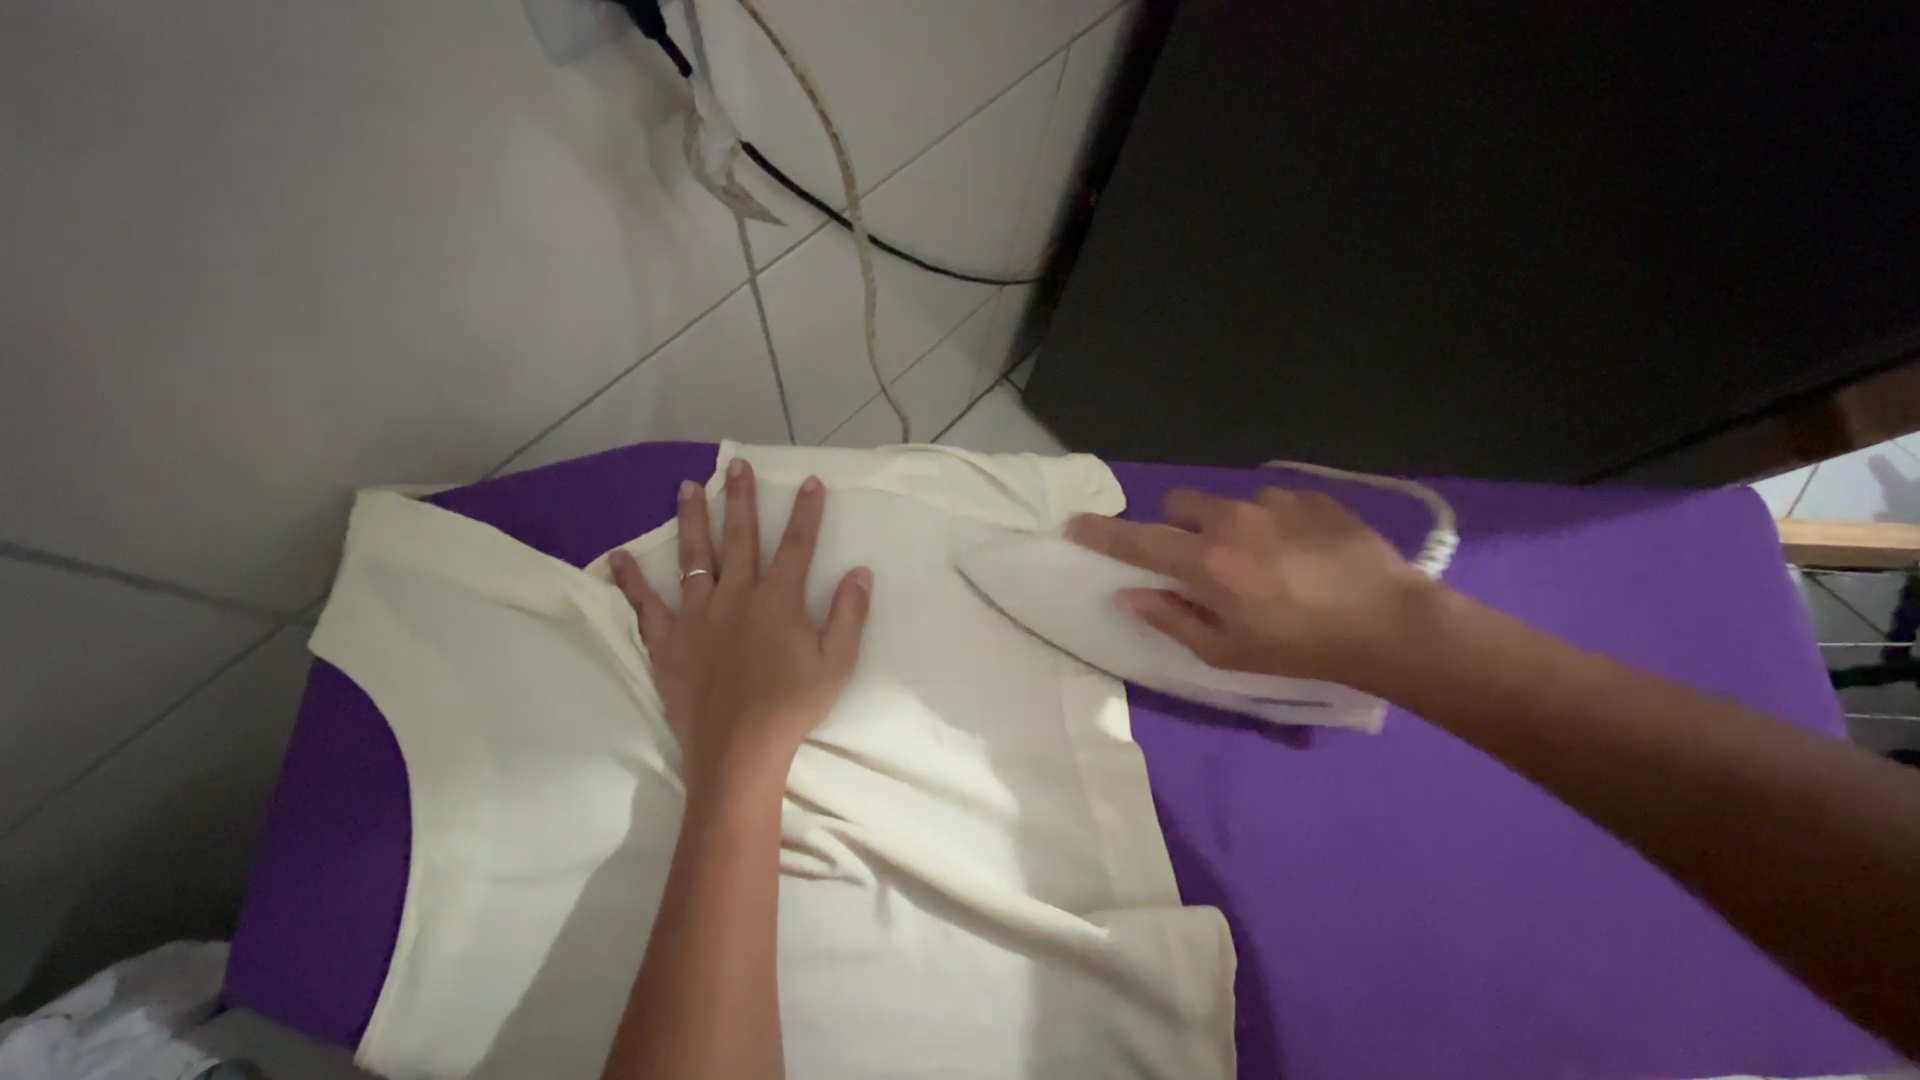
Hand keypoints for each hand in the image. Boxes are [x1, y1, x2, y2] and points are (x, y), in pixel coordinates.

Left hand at [611, 458, 872, 793]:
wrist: (740, 748)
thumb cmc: (793, 705)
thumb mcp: (838, 662)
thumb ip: (849, 614)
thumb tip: (860, 572)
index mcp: (778, 599)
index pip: (797, 545)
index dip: (806, 512)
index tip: (809, 481)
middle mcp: (736, 595)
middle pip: (740, 537)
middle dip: (740, 498)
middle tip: (735, 464)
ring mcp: (698, 615)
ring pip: (693, 556)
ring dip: (692, 519)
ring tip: (687, 486)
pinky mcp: (669, 640)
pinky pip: (646, 605)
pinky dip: (631, 581)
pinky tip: (618, 556)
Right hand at [1067, 487, 1437, 690]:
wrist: (1388, 622)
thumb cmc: (1299, 648)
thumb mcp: (1226, 651)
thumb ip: (1171, 618)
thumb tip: (1129, 595)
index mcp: (1204, 562)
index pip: (1136, 541)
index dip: (1100, 534)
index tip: (1073, 524)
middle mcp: (1230, 520)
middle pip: (1178, 505)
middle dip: (1176, 527)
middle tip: (1198, 560)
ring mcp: (1273, 501)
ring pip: (1226, 503)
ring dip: (1227, 527)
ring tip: (1263, 560)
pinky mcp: (1310, 495)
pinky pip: (1271, 501)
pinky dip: (1270, 522)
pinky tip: (1299, 551)